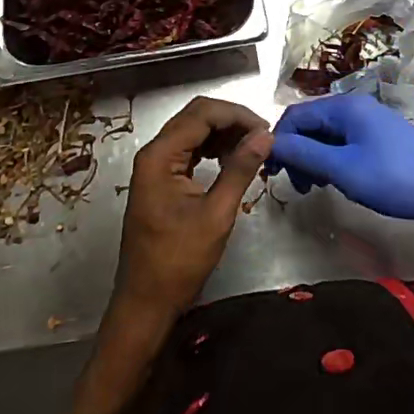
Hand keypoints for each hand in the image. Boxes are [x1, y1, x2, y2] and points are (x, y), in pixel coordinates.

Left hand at [114, 96, 272, 316]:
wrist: (146, 299)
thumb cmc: (179, 260)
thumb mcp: (216, 214)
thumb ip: (239, 170)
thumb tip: (266, 136)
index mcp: (159, 155)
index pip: (200, 114)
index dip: (236, 115)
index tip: (268, 129)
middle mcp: (154, 152)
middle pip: (194, 118)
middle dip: (230, 121)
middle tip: (265, 138)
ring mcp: (156, 165)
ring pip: (192, 133)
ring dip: (223, 135)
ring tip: (255, 149)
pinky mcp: (162, 179)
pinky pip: (189, 152)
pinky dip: (212, 151)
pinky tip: (234, 161)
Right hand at [267, 93, 413, 269]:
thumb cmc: (395, 180)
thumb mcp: (342, 169)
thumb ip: (301, 153)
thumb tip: (267, 142)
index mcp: (343, 107)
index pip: (293, 116)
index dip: (278, 142)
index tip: (272, 172)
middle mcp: (354, 106)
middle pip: (309, 124)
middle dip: (296, 152)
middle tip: (297, 185)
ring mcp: (370, 121)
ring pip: (326, 135)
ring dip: (313, 159)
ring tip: (316, 187)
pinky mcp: (382, 138)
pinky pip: (344, 143)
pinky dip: (332, 160)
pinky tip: (337, 181)